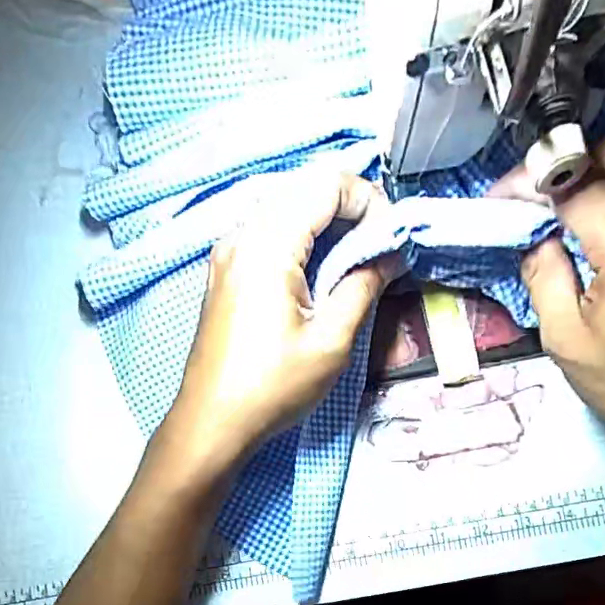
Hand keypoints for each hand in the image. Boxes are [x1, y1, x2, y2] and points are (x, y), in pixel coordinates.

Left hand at [156, 171, 394, 481]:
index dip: (368, 200)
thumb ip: (363, 286)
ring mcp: (230, 251)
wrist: (213, 420)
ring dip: (329, 223)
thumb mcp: (331, 341)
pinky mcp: (229, 271)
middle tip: (382, 248)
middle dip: (351, 208)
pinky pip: (271, 232)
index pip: (325, 184)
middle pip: (305, 188)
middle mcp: (243, 234)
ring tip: (359, 260)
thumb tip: (390, 253)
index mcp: (268, 244)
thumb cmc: (273, 386)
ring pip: (288, 208)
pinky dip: (305, 239)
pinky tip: (323, 271)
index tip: (392, 238)